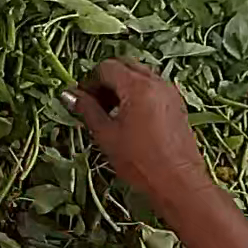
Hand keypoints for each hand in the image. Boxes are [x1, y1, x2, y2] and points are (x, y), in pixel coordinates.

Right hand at [65, 59, 217, 212]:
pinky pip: (153, 87)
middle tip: (95, 103)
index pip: (107, 67)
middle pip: (125, 65)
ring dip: (122, 86)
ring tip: (110, 113)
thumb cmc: (139, 161)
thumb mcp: (106, 135)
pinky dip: (138, 94)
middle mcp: (157, 82)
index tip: (82, 100)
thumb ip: (87, 109)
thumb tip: (68, 95)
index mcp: (137, 86)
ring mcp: (170, 92)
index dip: (89, 81)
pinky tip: (129, 119)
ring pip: (140, 75)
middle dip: (106, 80)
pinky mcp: (177, 105)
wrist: (178, 182)